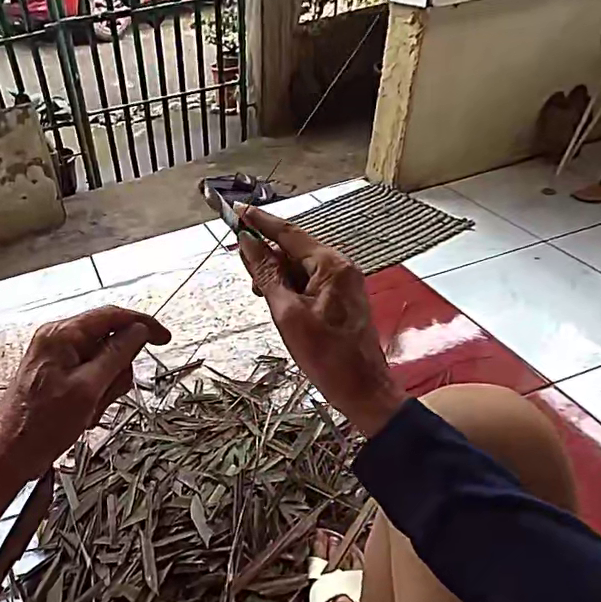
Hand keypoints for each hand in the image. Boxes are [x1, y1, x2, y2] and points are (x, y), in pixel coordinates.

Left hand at [0, 305, 171, 496]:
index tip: (165, 339)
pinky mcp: (56, 377)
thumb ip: (117, 355)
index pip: (112, 316)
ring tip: (91, 411)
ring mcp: (56, 358)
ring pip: (103, 362)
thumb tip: (139, 330)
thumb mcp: (88, 388)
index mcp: (62, 334)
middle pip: (109, 341)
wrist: (8, 455)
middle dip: (118, 370)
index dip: (142, 324)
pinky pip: (89, 378)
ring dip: (106, 388)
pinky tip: (83, 416)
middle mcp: (57, 340)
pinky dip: (95, 396)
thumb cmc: (42, 424)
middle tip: (106, 397)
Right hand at [234, 205, 407, 435]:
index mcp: (331, 266)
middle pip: (294, 250)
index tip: (238, 212)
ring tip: (263, 297)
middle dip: (267, 258)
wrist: (362, 389)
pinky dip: (289, 289)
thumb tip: (248, 245)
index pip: (289, 233)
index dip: (260, 222)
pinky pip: (307, 283)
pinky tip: (278, 305)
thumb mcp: (287, 313)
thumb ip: (267, 275)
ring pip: (299, 268)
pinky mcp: (339, 300)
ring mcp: (342, 284)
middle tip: (246, 273)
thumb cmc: (327, 356)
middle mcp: (340, 268)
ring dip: (276, 278)